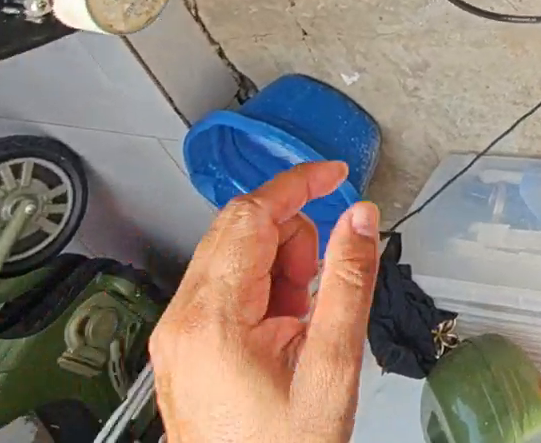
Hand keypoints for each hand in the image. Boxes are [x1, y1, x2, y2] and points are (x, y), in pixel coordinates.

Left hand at [150, 162, 380, 442]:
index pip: (251, 215)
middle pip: (242, 227)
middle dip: (294, 237)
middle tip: (320, 284)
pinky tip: (286, 328)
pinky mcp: (186, 345)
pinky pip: (230, 283)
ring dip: (282, 264)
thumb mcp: (332, 365)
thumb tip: (362, 215)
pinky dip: (267, 287)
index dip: (299, 184)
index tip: (337, 175)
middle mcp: (182, 318)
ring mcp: (179, 333)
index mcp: (212, 319)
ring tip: (303, 318)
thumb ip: (350, 280)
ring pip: (237, 252)